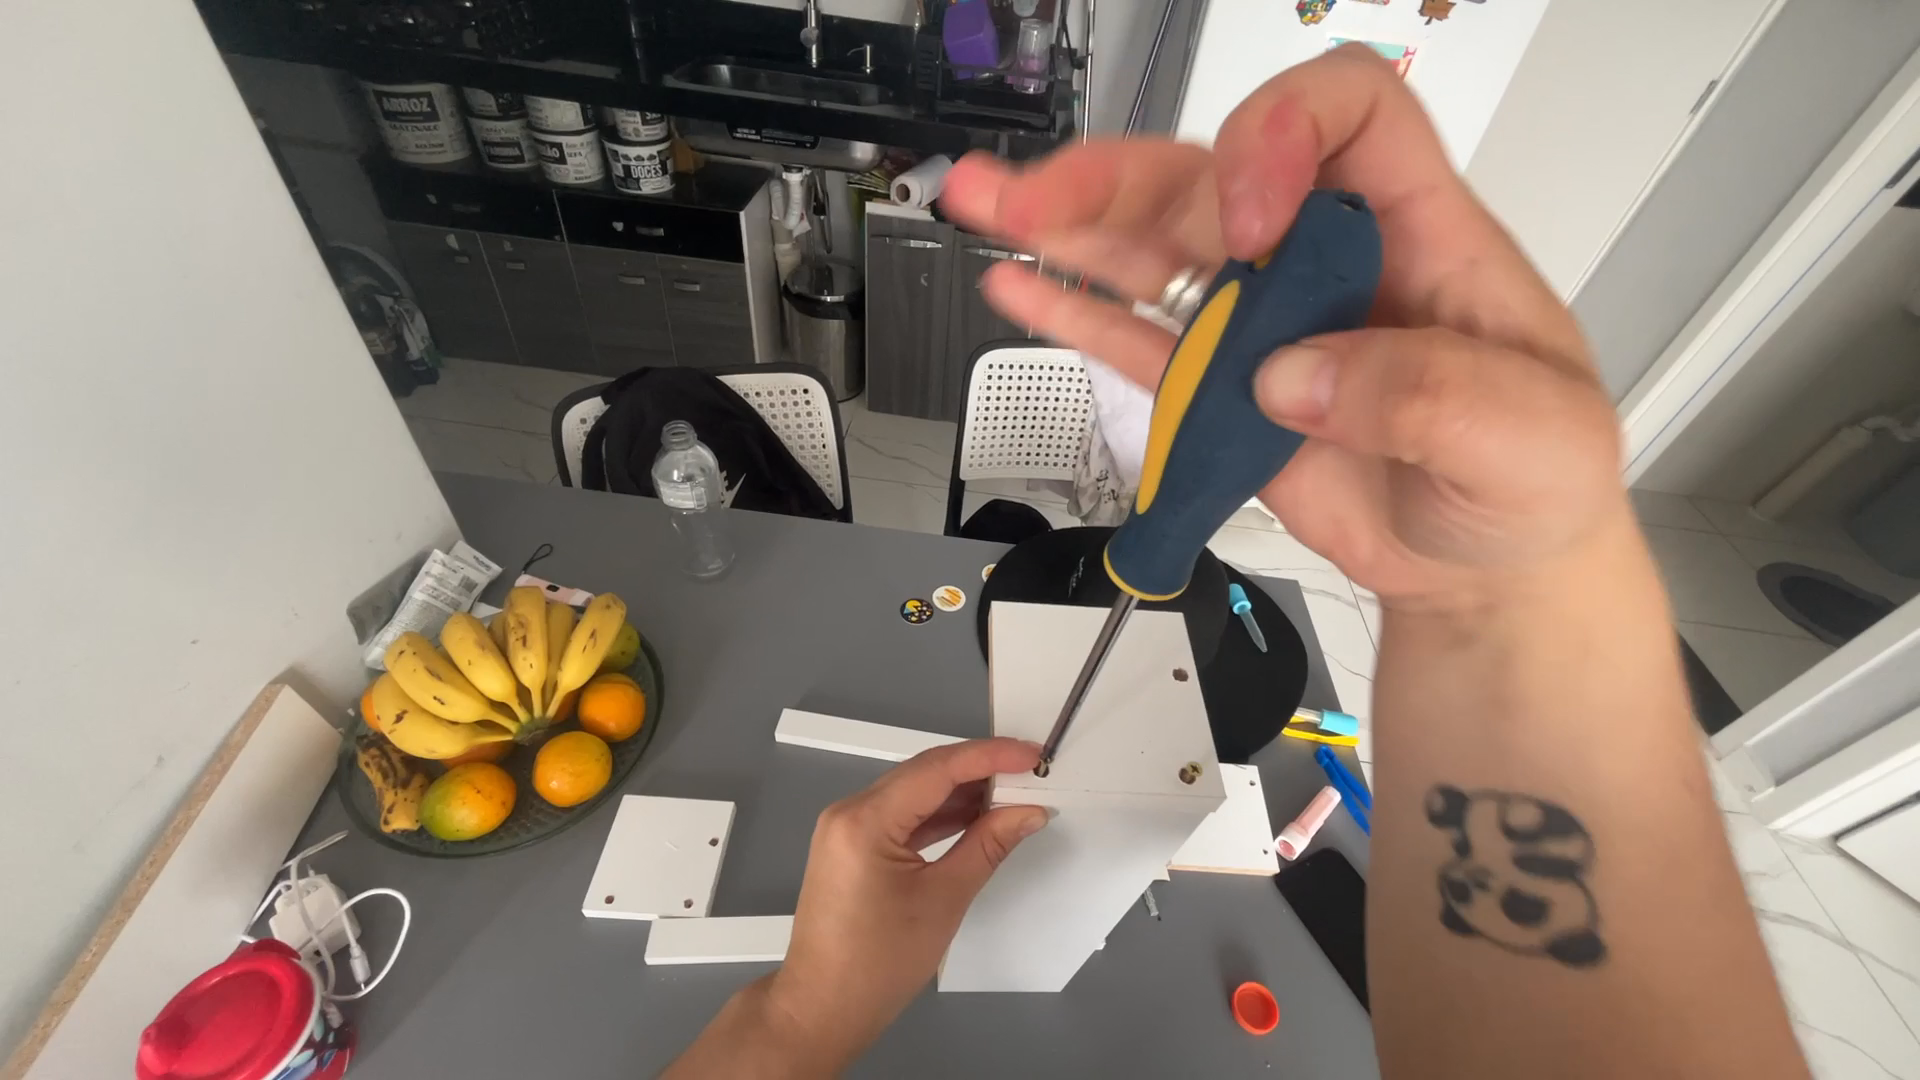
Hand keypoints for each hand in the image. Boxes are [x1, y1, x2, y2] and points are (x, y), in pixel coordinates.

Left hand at [765, 738, 1048, 1067]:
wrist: (820, 1012)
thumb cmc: (880, 964)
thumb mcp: (944, 901)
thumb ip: (988, 845)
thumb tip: (1031, 812)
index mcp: (865, 819)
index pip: (936, 768)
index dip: (989, 755)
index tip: (1032, 755)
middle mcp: (850, 810)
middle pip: (924, 773)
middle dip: (979, 769)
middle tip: (1029, 771)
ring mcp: (847, 825)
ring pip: (914, 791)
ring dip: (961, 791)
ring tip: (1012, 791)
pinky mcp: (852, 843)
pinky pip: (902, 814)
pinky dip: (939, 814)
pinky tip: (976, 815)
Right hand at [941, 46, 1628, 609]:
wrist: (1469, 560)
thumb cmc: (1523, 485)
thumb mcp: (1524, 436)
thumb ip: (1419, 392)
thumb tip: (1287, 374)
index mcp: (1412, 234)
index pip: (1348, 115)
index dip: (1280, 139)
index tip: (1247, 226)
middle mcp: (1316, 263)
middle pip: (1204, 177)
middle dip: (1112, 177)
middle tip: (1035, 195)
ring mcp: (1255, 326)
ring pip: (1148, 250)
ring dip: (1065, 229)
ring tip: (990, 211)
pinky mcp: (1213, 388)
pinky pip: (1134, 338)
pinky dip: (1075, 313)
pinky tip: (1022, 290)